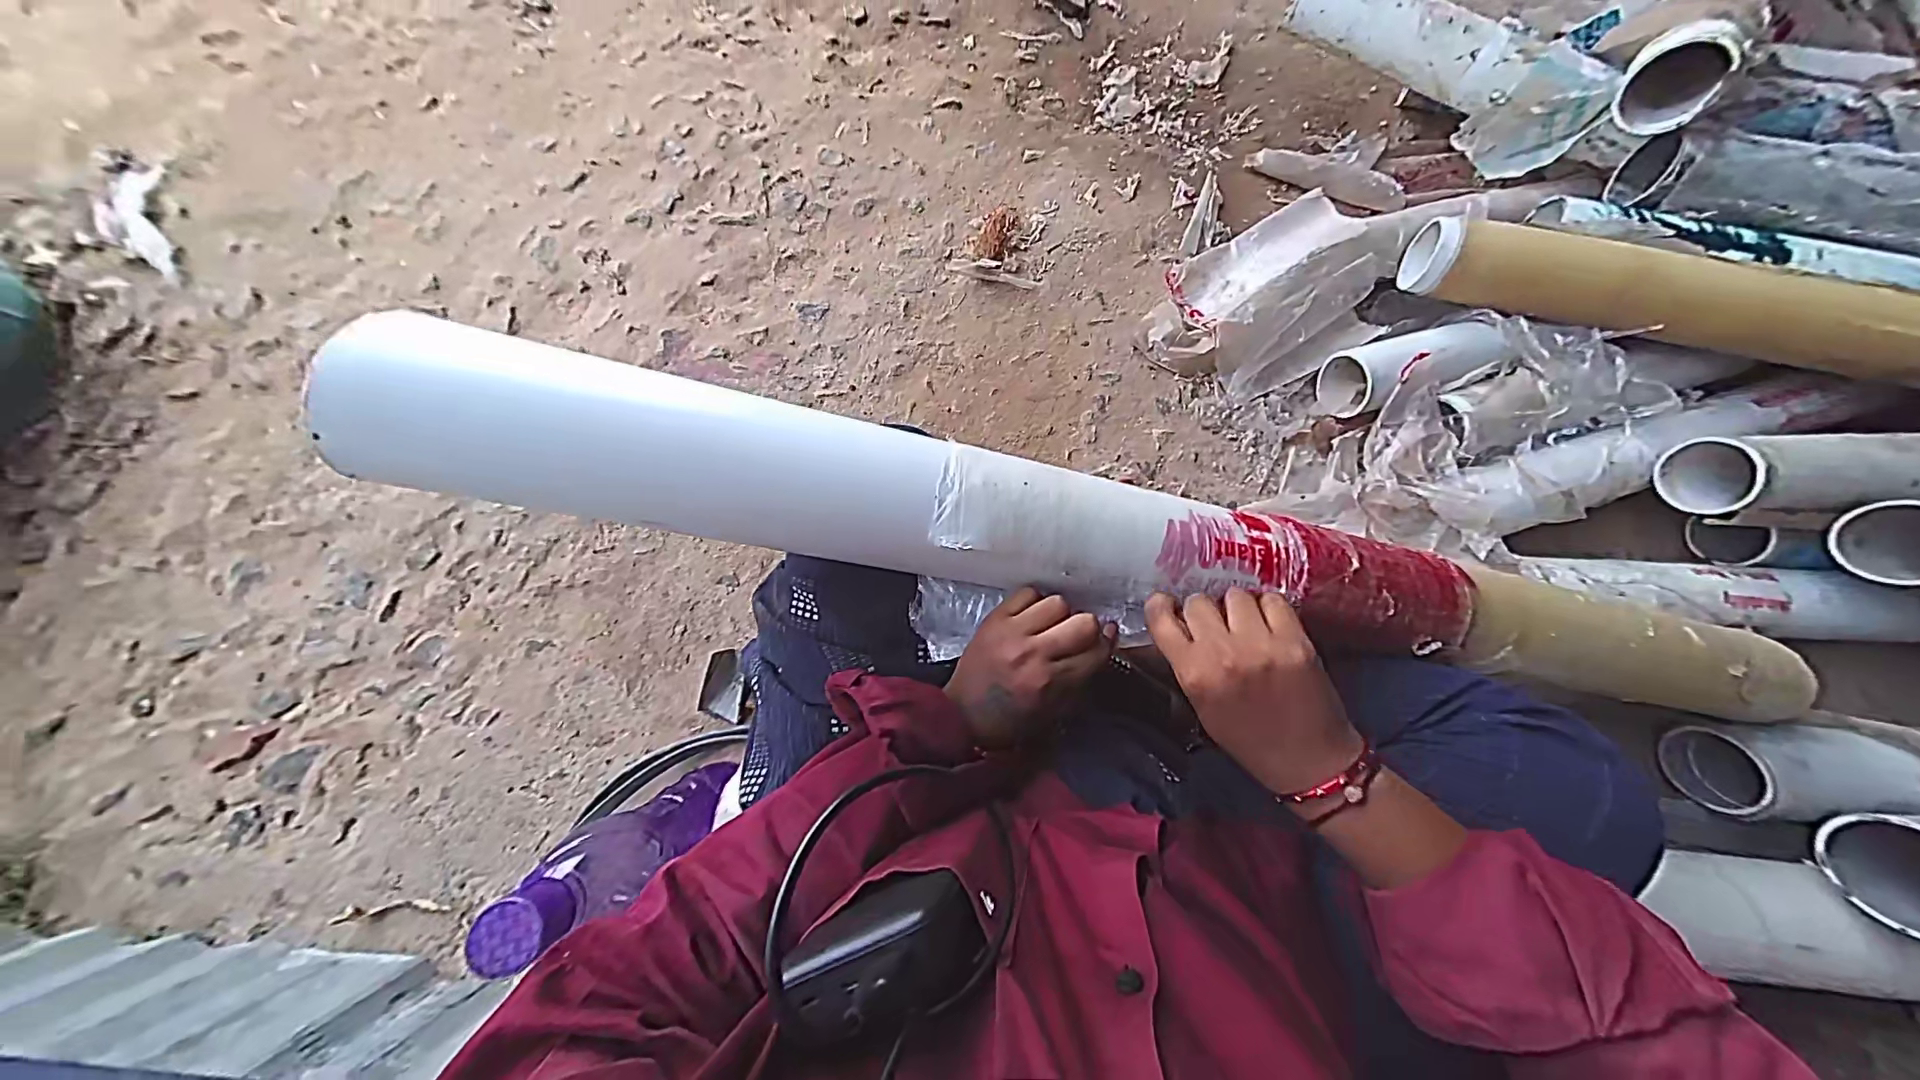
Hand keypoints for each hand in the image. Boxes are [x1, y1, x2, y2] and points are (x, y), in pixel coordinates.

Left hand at [945, 587, 1116, 749]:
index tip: (1104, 641)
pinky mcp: (994, 619)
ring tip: (1050, 626)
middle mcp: (1033, 653)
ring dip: (1060, 614)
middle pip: (1084, 622)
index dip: (1105, 645)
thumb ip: (1081, 676)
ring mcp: (1012, 632)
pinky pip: (1027, 593)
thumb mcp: (1054, 710)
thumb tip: (1105, 639)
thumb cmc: (1012, 720)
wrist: (962, 715)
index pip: (1096, 652)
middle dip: (1086, 629)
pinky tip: (1031, 617)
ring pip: (1058, 603)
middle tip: (1076, 637)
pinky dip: (1034, 603)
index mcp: (1050, 681)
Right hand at [1145, 589, 1363, 795]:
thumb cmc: (1248, 739)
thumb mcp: (1201, 704)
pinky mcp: (1295, 641)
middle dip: (1204, 611)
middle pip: (1199, 602)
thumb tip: (1181, 626)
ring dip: (1236, 606)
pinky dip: (1268, 607)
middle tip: (1217, 624)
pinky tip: (1270, 622)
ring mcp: (1260, 645)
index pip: (1162, 619)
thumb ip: (1187, 664)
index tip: (1168, 604)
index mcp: (1194, 673)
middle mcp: (1222, 653)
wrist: (1307, 760)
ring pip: (1235, 595)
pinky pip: (1272, 600)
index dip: (1162, 606)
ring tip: (1246, 623)